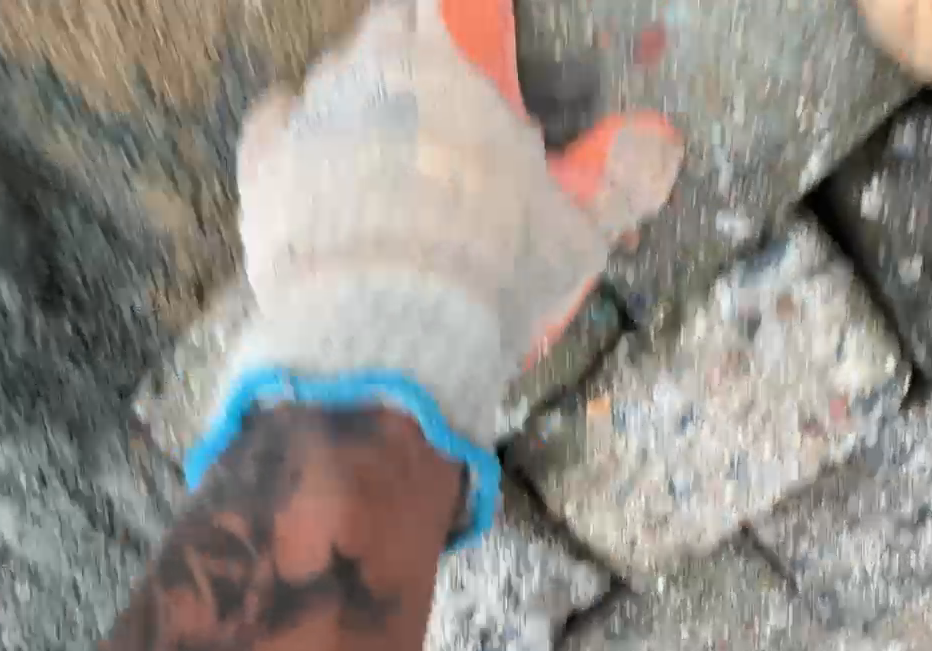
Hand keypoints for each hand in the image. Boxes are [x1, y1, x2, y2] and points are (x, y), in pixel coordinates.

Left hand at [227, 0, 682, 446]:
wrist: (392, 336)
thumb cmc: (493, 273)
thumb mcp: (576, 232)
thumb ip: (619, 178)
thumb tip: (663, 140)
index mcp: (453, 65)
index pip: (461, 2)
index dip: (474, 20)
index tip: (484, 43)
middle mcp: (376, 68)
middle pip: (394, 27)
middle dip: (422, 57)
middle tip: (447, 113)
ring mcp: (315, 114)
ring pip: (342, 78)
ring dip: (369, 104)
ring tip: (395, 164)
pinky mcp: (268, 167)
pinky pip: (281, 124)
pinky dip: (304, 137)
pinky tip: (324, 167)